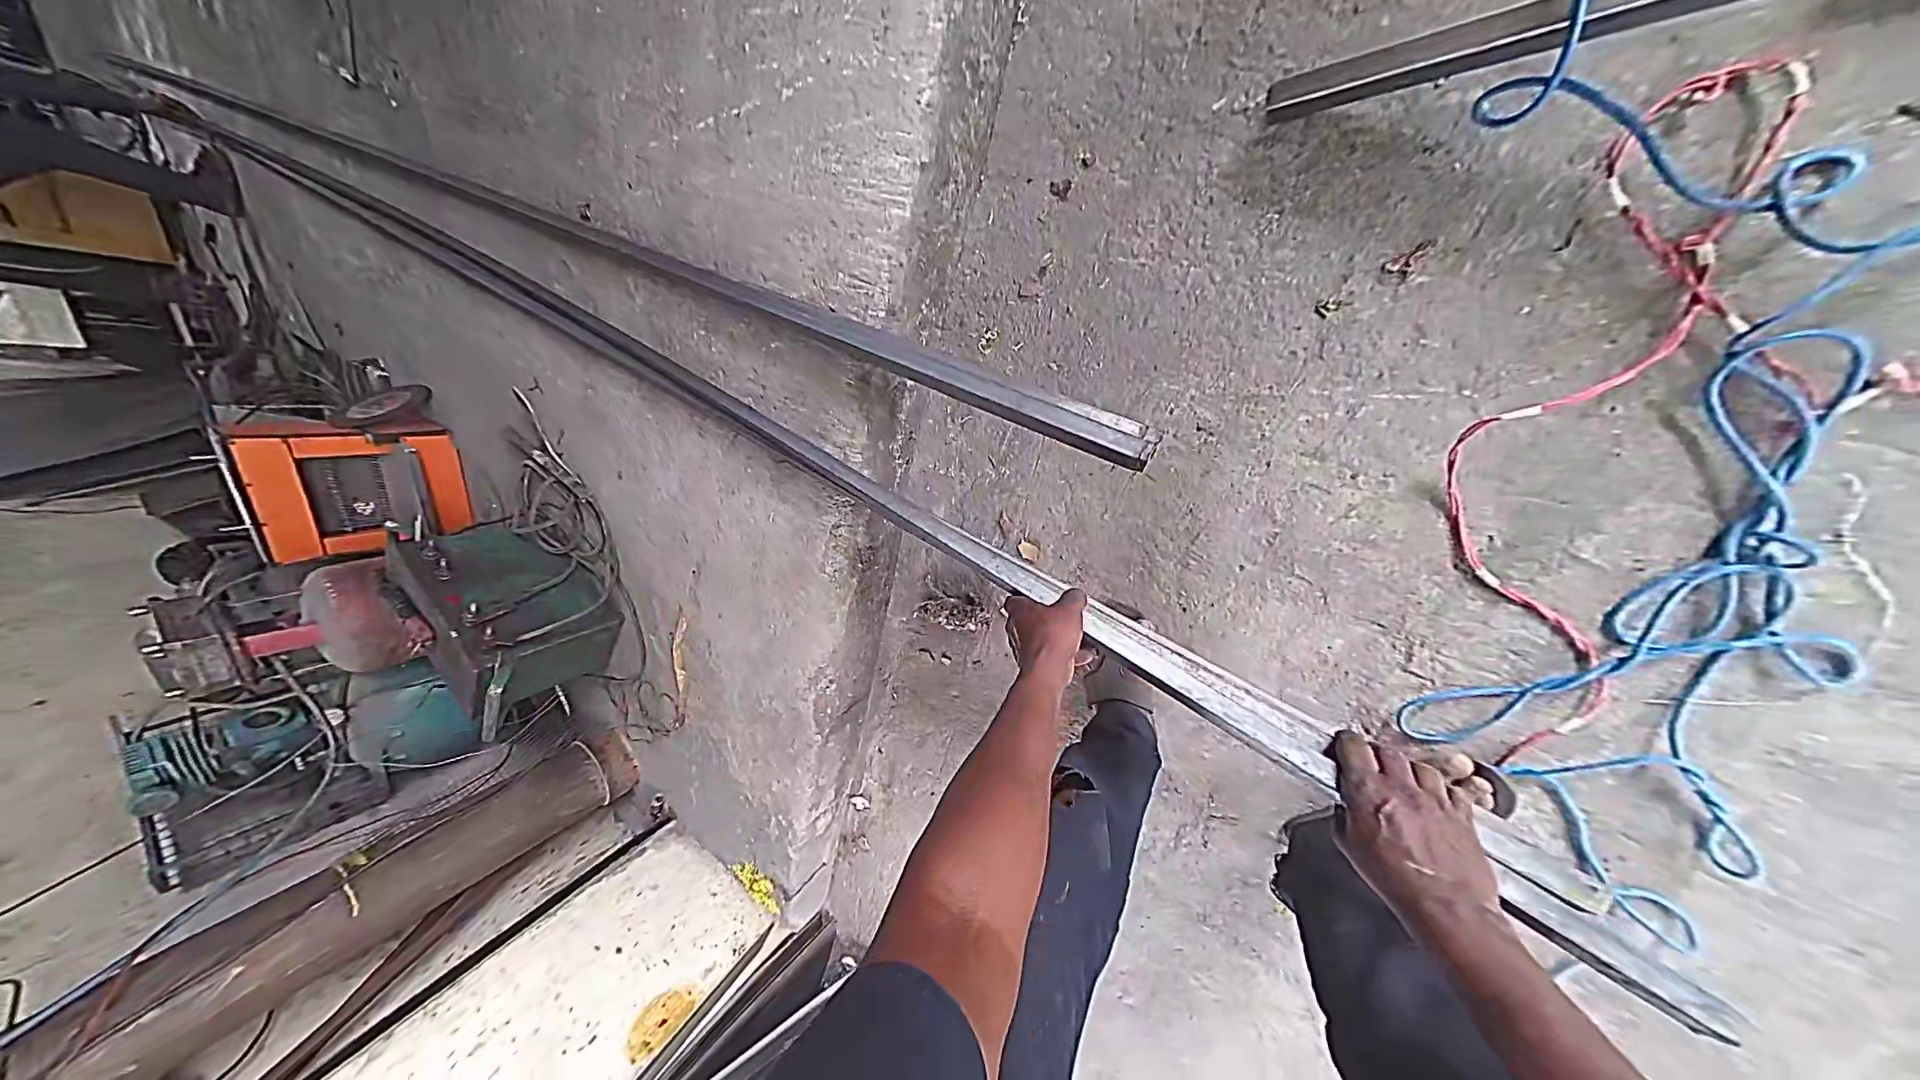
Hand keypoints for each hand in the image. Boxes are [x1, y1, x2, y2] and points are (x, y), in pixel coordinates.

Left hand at [1003, 589, 1086, 684]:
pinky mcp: (1034, 664)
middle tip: (1063, 619)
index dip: (1030, 598)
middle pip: (1032, 620)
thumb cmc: (1049, 640)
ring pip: (1041, 639)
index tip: (1042, 599)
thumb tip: (1075, 596)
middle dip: (1049, 620)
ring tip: (1074, 638)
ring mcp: (1023, 649)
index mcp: (1018, 610)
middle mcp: (1016, 629)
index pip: (1016, 599)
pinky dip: (1063, 655)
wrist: (1048, 671)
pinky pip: (1050, 655)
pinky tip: (1078, 654)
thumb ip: (1073, 598)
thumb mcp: (1069, 610)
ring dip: (1057, 639)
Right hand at [1330, 730, 1502, 942]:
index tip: (1344, 747)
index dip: (1346, 743)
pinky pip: (1450, 788)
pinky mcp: (1461, 813)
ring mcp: (1435, 799)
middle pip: (1387, 750)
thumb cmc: (1398, 882)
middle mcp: (1402, 788)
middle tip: (1370, 766)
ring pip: (1420, 765)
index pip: (1353, 746)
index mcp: (1368, 792)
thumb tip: (1345, 806)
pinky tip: (1433, 801)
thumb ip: (1345, 816)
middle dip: (1376, 755)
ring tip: (1403, 784)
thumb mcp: (1351, 846)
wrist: (1447, 907)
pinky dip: (1439, 790)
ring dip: (1408, 770)